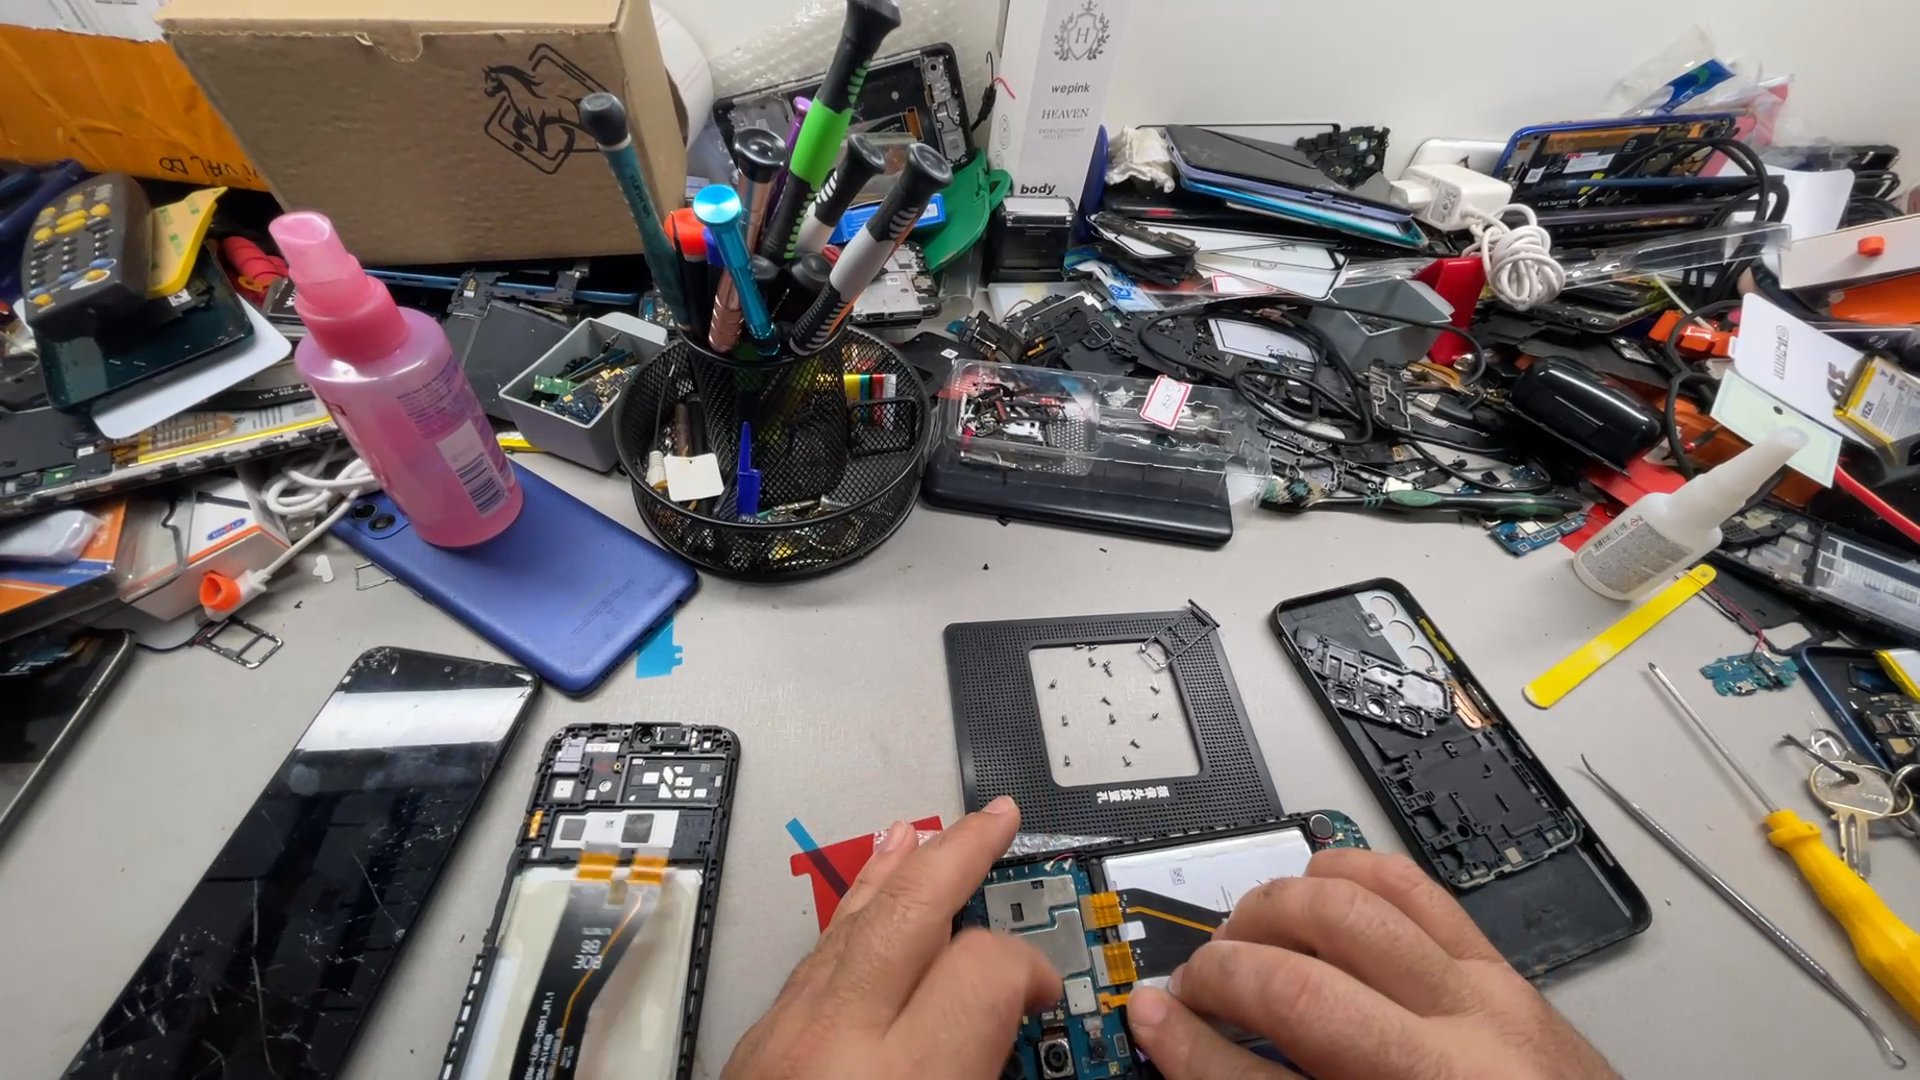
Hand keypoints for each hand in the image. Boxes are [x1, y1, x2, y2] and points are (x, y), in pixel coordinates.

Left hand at [723, 797, 1060, 1079]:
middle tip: (999, 819)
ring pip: (854, 919)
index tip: (1044, 990)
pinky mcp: (755, 1045)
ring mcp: (784, 1038)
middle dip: (960, 855)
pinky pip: (816, 953)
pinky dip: (853, 907)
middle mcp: (835, 1046)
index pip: (981, 972)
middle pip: (909, 912)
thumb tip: (1017, 1023)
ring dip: (900, 868)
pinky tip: (868, 888)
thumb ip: (983, 1071)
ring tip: (932, 830)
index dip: (1028, 969)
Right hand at [1127, 848, 1617, 1079]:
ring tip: (1245, 934)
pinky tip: (1315, 885)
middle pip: (1304, 990)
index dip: (1191, 1051)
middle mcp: (1460, 1072)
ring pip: (1348, 913)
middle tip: (1196, 986)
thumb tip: (1201, 1057)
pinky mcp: (1503, 970)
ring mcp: (1489, 1008)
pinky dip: (1344, 869)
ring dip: (1271, 911)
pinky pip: (1408, 884)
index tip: (1152, 1022)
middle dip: (1224, 974)